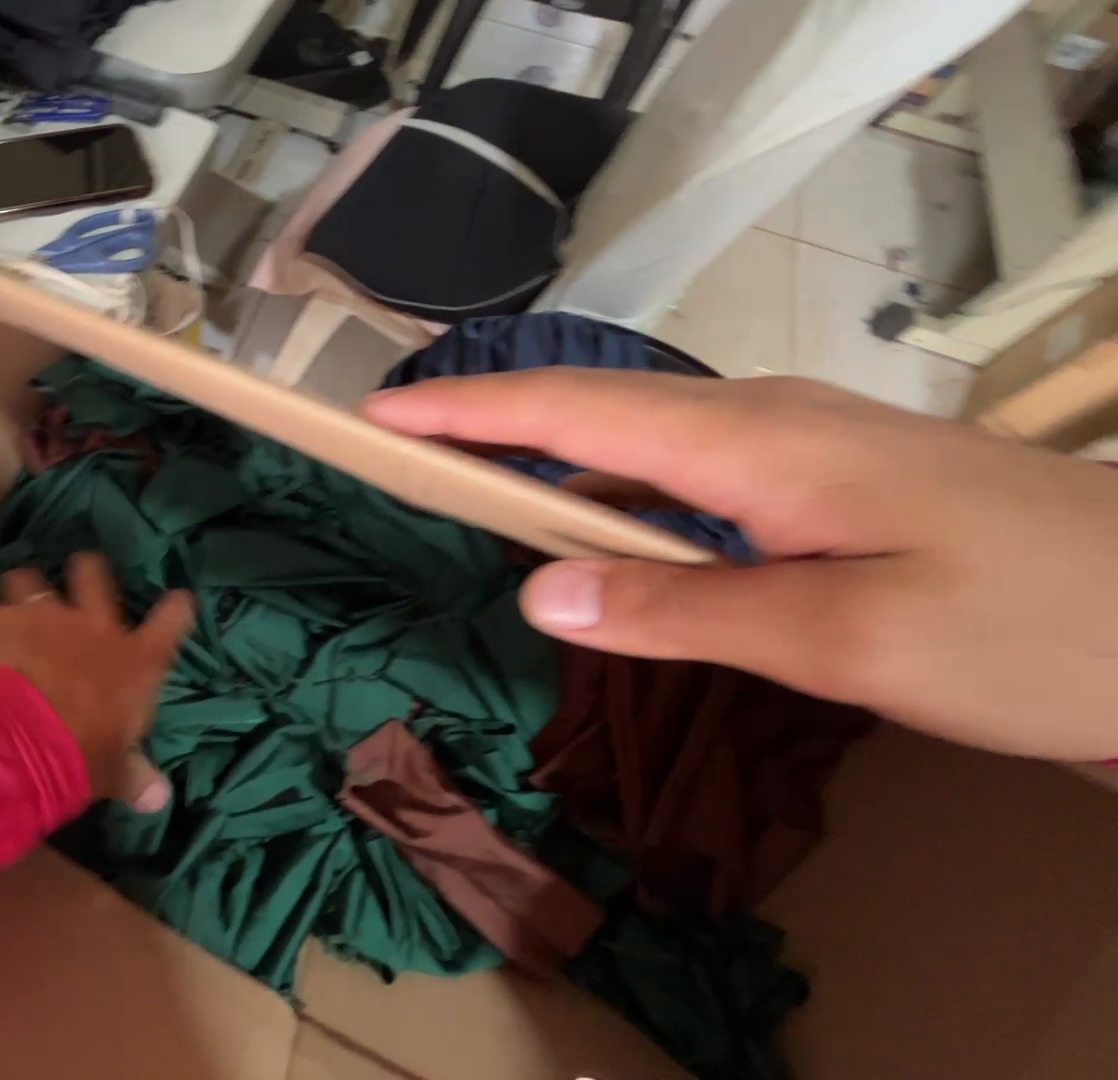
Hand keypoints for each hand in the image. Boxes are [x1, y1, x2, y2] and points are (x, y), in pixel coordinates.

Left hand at [0, 553, 193, 809]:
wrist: (31, 737)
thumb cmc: (86, 752)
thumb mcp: (115, 771)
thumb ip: (136, 777)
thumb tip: (160, 799)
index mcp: (137, 659)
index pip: (170, 624)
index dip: (177, 610)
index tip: (179, 599)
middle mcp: (96, 627)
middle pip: (94, 579)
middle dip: (88, 571)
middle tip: (81, 568)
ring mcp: (49, 618)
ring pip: (33, 582)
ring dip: (22, 585)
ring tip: (13, 589)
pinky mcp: (5, 623)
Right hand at [364, 370, 1117, 761]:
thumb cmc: (1043, 626)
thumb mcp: (849, 636)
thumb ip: (681, 608)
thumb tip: (538, 594)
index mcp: (750, 443)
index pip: (569, 410)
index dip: (467, 409)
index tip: (382, 411)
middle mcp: (756, 421)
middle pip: (586, 410)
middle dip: (483, 422)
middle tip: (404, 448)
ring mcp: (787, 442)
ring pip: (628, 441)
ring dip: (542, 461)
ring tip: (470, 488)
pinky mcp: (810, 474)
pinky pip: (673, 471)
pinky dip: (606, 493)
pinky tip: (592, 533)